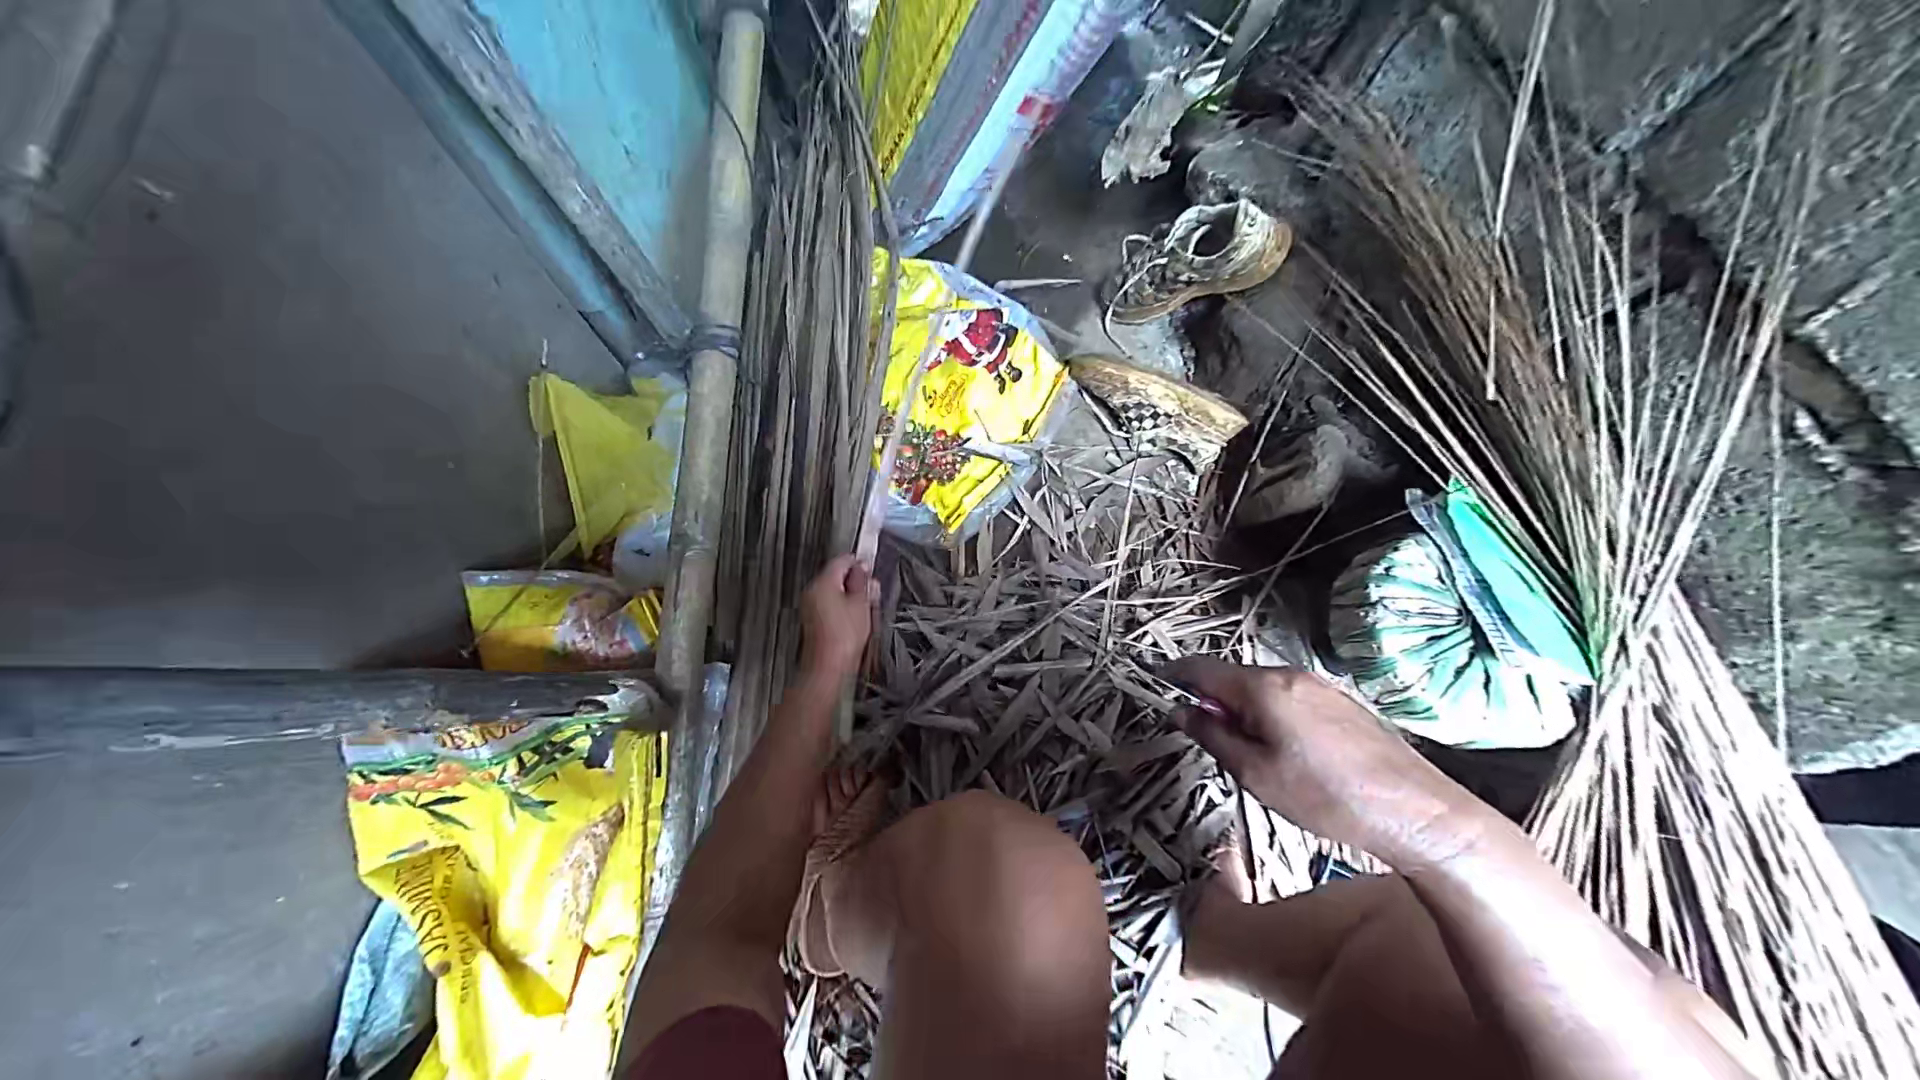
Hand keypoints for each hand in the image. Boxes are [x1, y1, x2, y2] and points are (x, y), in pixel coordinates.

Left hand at [799, 554, 876, 681]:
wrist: (829, 667)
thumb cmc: (843, 637)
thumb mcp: (862, 604)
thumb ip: (863, 583)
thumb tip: (863, 570)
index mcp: (822, 583)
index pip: (841, 560)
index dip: (859, 563)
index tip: (870, 570)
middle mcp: (812, 592)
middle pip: (836, 575)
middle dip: (855, 581)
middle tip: (870, 591)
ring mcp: (810, 607)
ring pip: (833, 591)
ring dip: (850, 595)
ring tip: (865, 608)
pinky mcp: (813, 621)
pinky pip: (829, 606)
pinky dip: (843, 608)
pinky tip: (855, 620)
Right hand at [1161, 656, 1492, 867]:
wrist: (1419, 814)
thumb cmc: (1325, 796)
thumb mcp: (1254, 773)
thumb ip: (1212, 735)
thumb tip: (1181, 710)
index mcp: (1263, 687)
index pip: (1202, 667)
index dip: (1174, 674)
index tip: (1158, 684)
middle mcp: (1290, 674)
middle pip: (1234, 677)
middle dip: (1214, 701)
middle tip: (1215, 742)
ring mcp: (1321, 685)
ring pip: (1263, 688)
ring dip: (1244, 709)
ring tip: (1255, 754)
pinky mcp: (1342, 702)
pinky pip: (1290, 697)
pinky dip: (1272, 713)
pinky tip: (1289, 751)